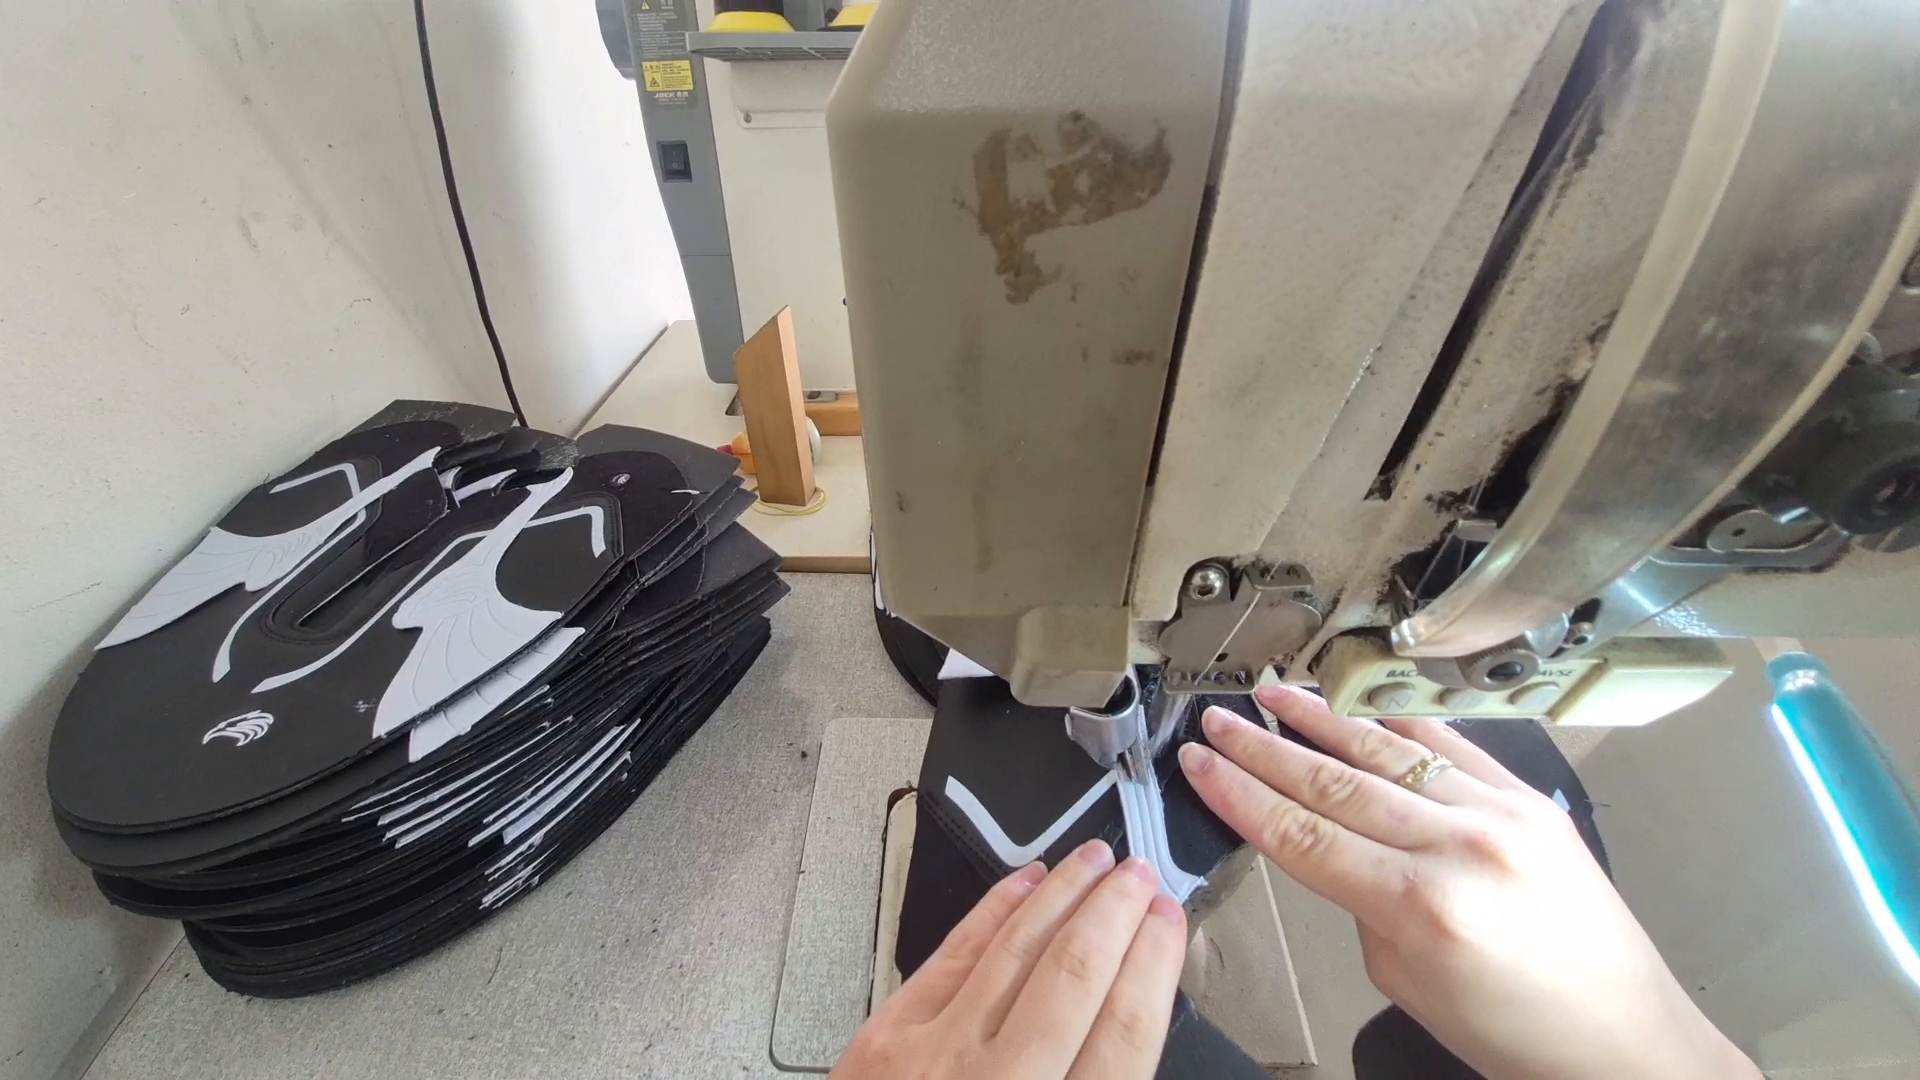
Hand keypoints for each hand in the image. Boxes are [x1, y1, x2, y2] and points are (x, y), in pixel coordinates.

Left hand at [832, 840, 1187, 1079]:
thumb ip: (1096, 1077)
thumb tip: (1132, 1003)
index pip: (1123, 1032)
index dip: (1152, 963)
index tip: (1169, 920)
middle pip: (1073, 974)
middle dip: (1114, 911)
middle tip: (1140, 873)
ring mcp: (938, 1053)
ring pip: (1016, 947)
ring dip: (1062, 893)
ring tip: (1094, 858)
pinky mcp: (891, 1031)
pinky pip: (957, 949)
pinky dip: (997, 907)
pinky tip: (1027, 879)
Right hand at [1178, 685, 1760, 1079]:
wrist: (1632, 1046)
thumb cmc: (1506, 1032)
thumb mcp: (1399, 975)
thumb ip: (1353, 892)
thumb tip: (1323, 831)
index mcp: (1419, 907)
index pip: (1299, 833)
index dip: (1237, 793)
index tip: (1196, 761)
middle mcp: (1457, 847)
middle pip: (1329, 783)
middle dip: (1260, 749)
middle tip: (1215, 722)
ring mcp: (1499, 812)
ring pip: (1382, 750)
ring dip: (1316, 719)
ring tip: (1271, 694)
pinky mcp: (1528, 798)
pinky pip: (1445, 743)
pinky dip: (1390, 722)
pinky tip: (1352, 706)